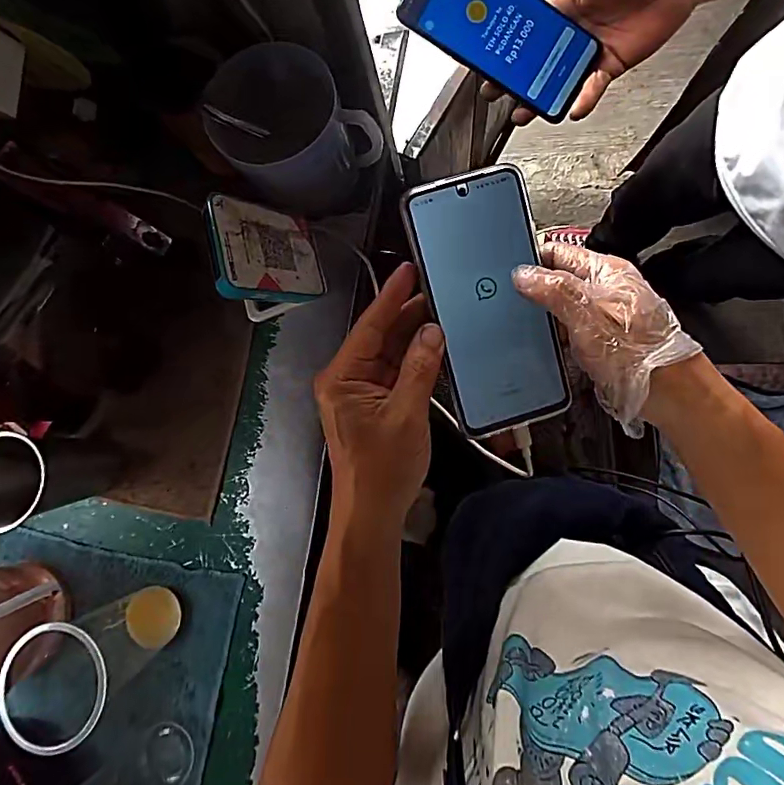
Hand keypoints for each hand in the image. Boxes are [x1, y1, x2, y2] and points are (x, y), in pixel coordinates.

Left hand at [314, 263, 444, 534]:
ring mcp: (359, 391)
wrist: (372, 513)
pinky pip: (395, 371)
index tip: (406, 271)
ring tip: (441, 312)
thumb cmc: (381, 470)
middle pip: (380, 336)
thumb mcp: (406, 414)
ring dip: (413, 337)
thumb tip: (432, 332)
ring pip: (389, 353)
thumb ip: (420, 369)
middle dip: (407, 315)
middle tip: (436, 290)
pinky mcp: (373, 403)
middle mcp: (346, 379)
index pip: (369, 327)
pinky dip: (415, 359)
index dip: (391, 297)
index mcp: (342, 377)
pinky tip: (435, 346)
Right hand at [503, 0, 700, 124]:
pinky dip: (583, 98)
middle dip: (512, 76)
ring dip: (540, 95)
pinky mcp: (610, 64)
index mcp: (564, 5)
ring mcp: (590, 50)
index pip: (527, 25)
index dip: (506, 38)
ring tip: (523, 109)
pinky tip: (573, 108)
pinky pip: (593, 85)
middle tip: (492, 88)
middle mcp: (573, 31)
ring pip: (558, 79)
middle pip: (535, 59)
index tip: (486, 49)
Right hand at [512, 242, 702, 433]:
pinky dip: (557, 339)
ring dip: (546, 319)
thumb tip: (524, 274)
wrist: (669, 394)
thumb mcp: (586, 315)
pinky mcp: (603, 343)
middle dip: (536, 291)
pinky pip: (570, 334)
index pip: (559, 251)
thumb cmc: (640, 353)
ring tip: (527, 327)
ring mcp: (604, 318)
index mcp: (607, 271)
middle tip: (512, 302)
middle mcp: (607, 291)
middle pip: (560, 281)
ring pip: (563, 310)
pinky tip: (548, 348)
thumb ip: (553, 290)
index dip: (533, 258)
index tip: (509, 270)